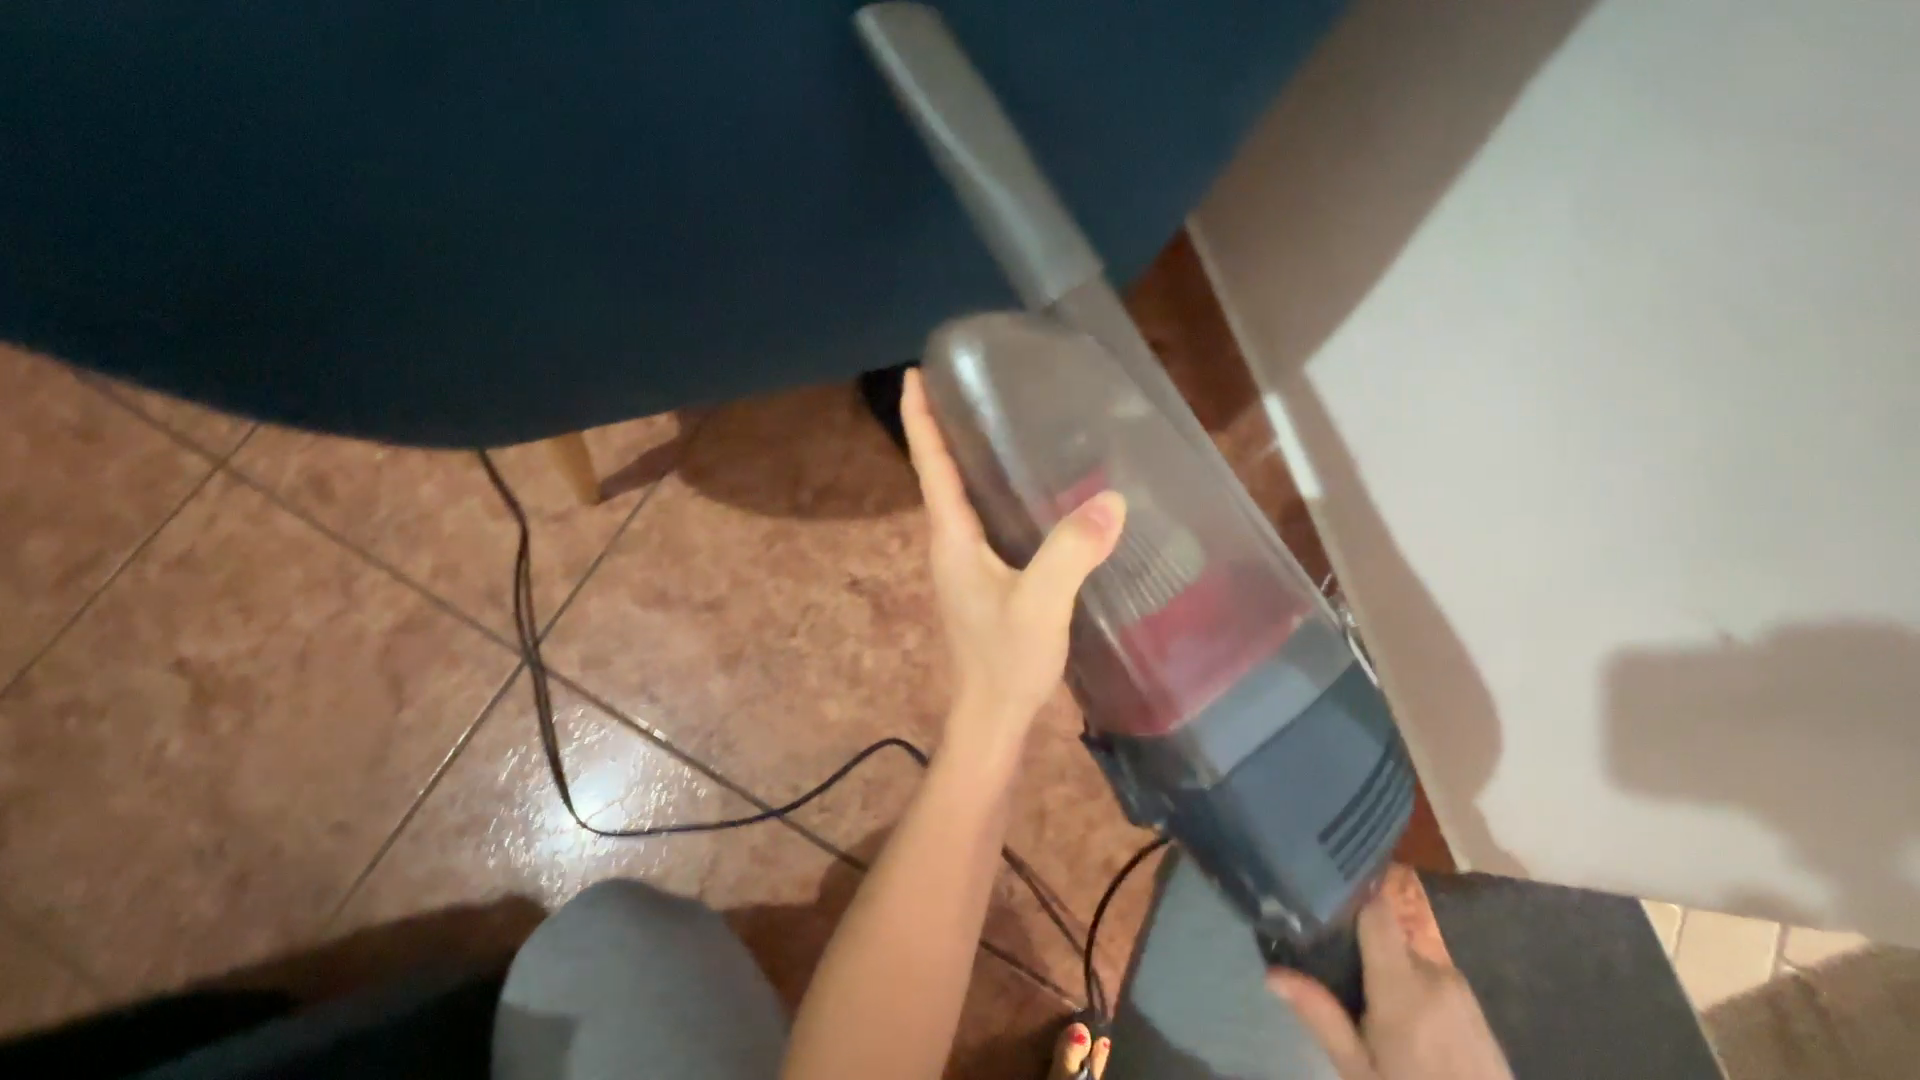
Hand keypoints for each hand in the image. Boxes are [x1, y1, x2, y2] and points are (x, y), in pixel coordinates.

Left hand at [900, 369, 1125, 747]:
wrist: (992, 716)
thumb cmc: (1006, 661)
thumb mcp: (1041, 605)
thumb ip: (1070, 552)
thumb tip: (1111, 500)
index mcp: (951, 539)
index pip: (931, 466)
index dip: (920, 419)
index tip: (914, 373)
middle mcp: (950, 545)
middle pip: (939, 475)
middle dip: (943, 428)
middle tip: (965, 384)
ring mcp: (963, 565)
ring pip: (961, 499)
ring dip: (967, 459)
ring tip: (994, 422)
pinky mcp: (983, 581)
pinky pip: (983, 522)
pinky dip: (993, 493)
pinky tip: (1027, 491)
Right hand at [1268, 889, 1512, 1079]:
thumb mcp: (1358, 1070)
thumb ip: (1320, 1016)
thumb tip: (1273, 975)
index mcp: (1403, 986)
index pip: (1376, 912)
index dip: (1350, 901)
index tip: (1322, 906)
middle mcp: (1435, 974)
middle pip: (1386, 939)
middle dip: (1363, 957)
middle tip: (1341, 990)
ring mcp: (1461, 990)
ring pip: (1408, 961)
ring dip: (1389, 978)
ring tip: (1374, 1021)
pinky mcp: (1477, 1006)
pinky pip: (1432, 980)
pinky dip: (1414, 994)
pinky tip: (1410, 1033)